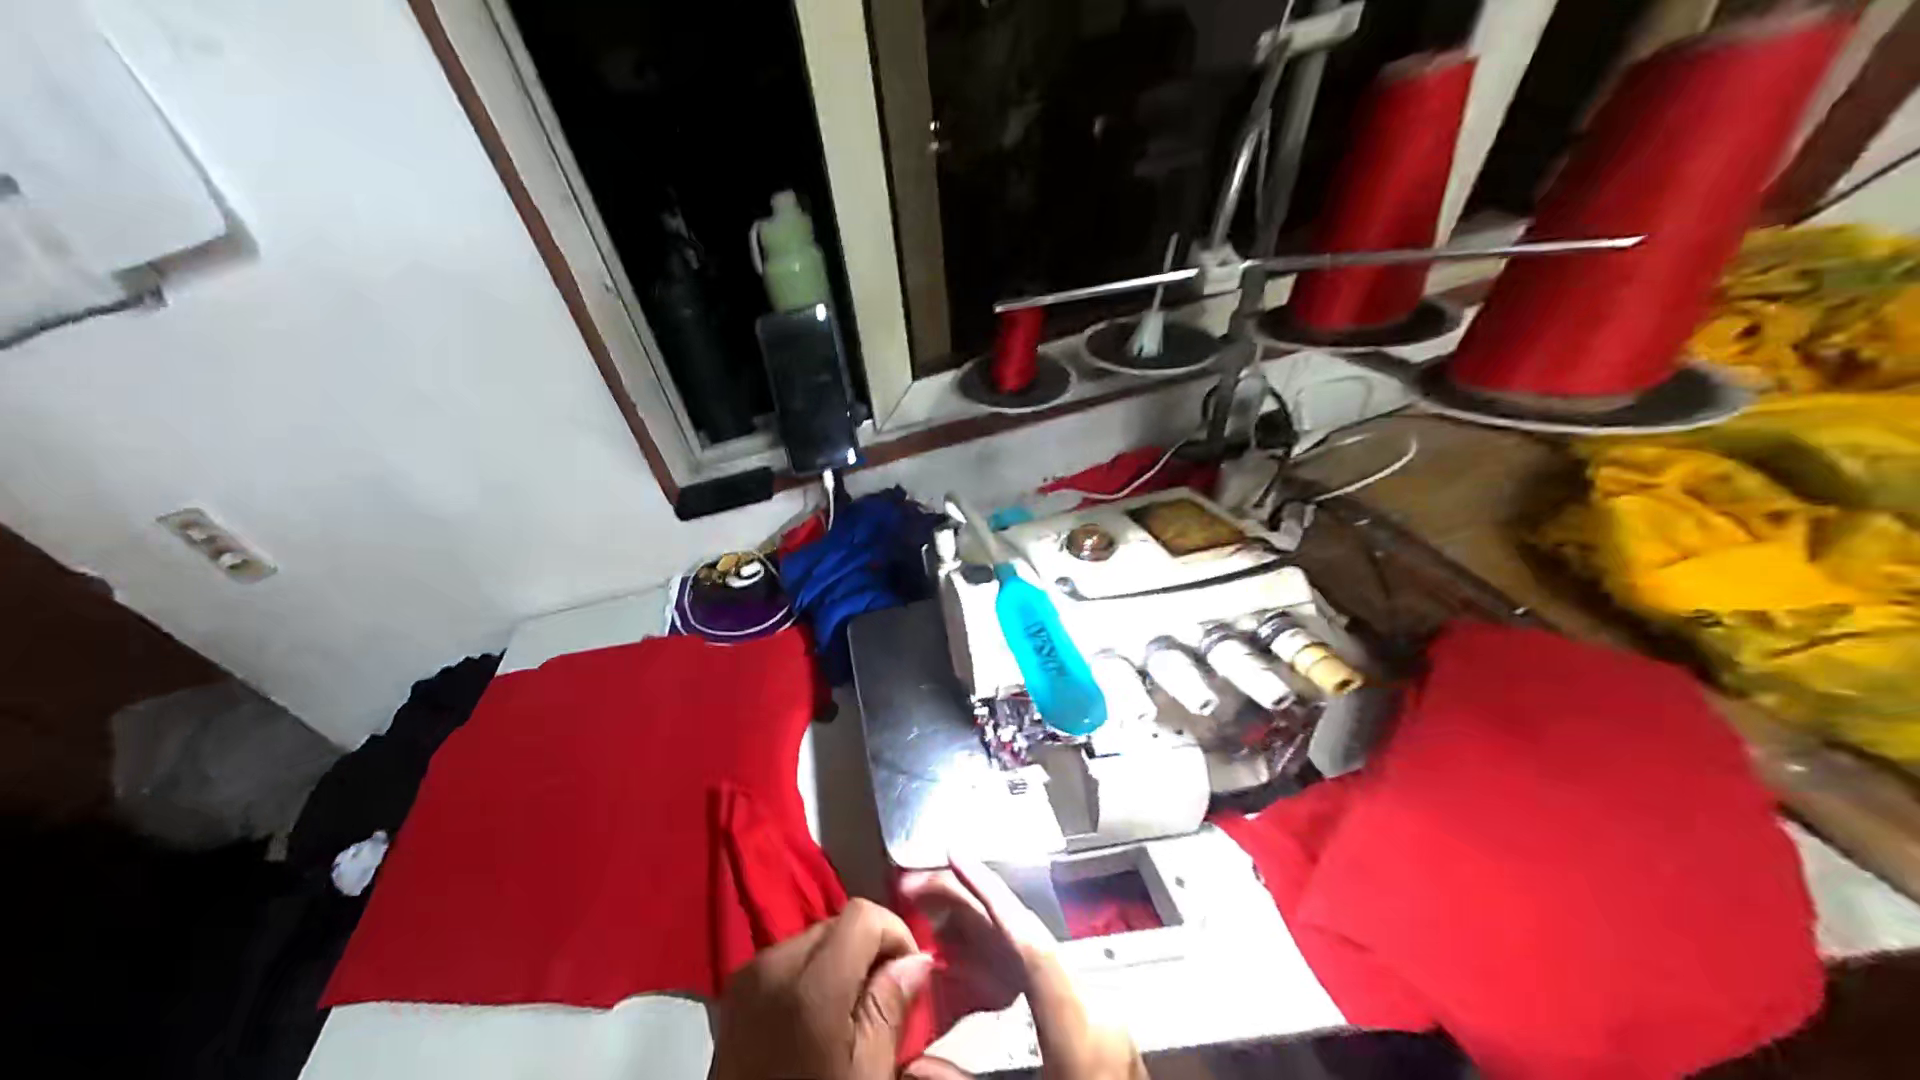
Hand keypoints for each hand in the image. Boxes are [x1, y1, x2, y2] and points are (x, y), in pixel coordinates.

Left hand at [709, 898, 933, 1079]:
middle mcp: (774, 964)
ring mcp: (748, 976)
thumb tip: (916, 959)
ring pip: (814, 940)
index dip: (894, 935)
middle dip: (867, 952)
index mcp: (810, 985)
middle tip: (882, 1002)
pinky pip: (787, 960)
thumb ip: (890, 1007)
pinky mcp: (734, 992)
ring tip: (847, 1015)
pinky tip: (814, 1019)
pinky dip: (811, 975)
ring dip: (840, 962)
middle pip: (838, 925)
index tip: (908, 976)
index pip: (863, 915)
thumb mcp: (867, 1074)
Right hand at [898, 857, 1144, 1079]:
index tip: (958, 859)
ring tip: (938, 921)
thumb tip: (911, 1063)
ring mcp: (1104, 1020)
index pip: (1032, 946)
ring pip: (1036, 961)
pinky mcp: (1100, 1033)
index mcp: (1085, 1031)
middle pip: (1028, 942)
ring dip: (986, 938)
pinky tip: (975, 971)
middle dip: (977, 908)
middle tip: (929, 885)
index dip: (991, 896)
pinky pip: (1046, 986)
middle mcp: (1098, 1012)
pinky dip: (1005, 971)